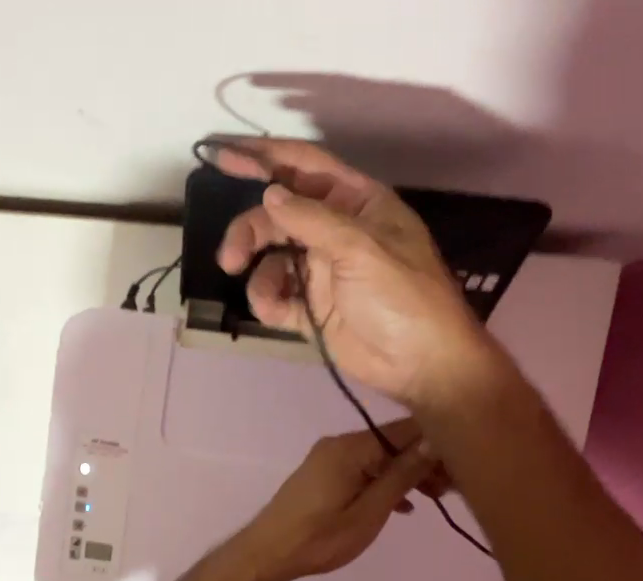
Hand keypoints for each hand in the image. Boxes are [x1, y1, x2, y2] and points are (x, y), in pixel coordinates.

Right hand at [213, 138, 506, 406]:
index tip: (221, 155)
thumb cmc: (402, 295)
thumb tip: (269, 195)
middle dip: (250, 229)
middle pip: (279, 214)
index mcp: (356, 203)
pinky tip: (271, 309)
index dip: (264, 157)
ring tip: (245, 285)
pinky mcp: (311, 309)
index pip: (304, 167)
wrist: (420, 362)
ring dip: (254, 267)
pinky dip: (266, 299)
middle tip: (230, 255)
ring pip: (272, 255)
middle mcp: (335, 231)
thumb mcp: (360, 247)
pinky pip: (276, 295)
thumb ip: (311, 218)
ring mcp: (322, 271)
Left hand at [223, 420, 445, 580]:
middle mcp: (339, 443)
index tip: (465, 465)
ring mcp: (329, 457)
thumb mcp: (369, 512)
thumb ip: (402, 476)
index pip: (406, 429)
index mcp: (351, 447)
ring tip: (436, 497)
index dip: (439, 444)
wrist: (267, 553)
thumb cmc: (319, 539)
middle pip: (394, 442)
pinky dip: (385, 482)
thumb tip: (435, 442)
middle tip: (453, 489)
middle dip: (425, 461)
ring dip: (407, 474)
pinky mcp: (324, 473)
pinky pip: (364, 468)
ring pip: (380, 457)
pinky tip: (404, 505)